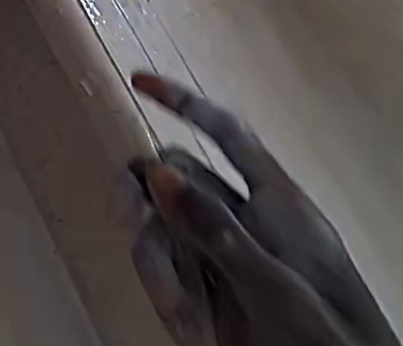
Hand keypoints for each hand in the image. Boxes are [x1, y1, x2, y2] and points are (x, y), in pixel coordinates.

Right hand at [125, 72, 398, 345]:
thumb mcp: (279, 290)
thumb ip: (216, 229)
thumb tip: (157, 172)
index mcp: (280, 207)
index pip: (226, 135)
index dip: (183, 102)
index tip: (137, 80)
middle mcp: (247, 221)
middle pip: (177, 176)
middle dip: (144, 192)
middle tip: (122, 215)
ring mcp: (226, 257)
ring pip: (163, 221)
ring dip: (155, 254)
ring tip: (173, 303)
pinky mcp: (210, 291)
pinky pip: (165, 263)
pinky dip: (165, 286)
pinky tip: (183, 321)